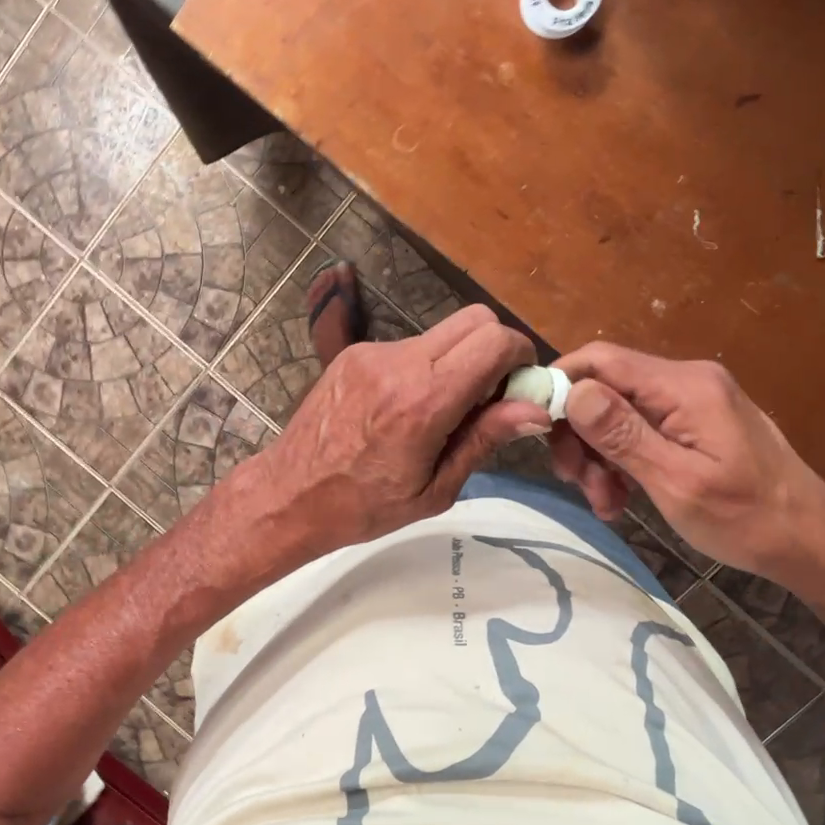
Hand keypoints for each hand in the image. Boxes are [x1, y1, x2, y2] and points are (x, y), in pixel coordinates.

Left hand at [245, 304, 549, 558]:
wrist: (288, 495)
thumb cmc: (364, 506)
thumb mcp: (436, 489)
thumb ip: (485, 439)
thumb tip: (536, 409)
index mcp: (424, 401)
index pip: (494, 340)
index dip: (519, 357)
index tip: (518, 388)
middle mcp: (399, 363)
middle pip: (474, 319)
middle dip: (495, 348)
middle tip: (489, 395)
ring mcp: (371, 353)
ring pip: (440, 333)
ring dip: (456, 361)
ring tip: (441, 411)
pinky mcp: (352, 353)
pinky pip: (408, 347)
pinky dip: (423, 367)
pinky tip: (405, 408)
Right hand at [547, 343, 824, 581]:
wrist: (813, 545)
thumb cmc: (748, 519)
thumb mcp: (677, 482)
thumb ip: (623, 434)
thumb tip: (573, 391)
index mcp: (684, 386)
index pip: (600, 360)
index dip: (559, 387)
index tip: (535, 432)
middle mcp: (686, 381)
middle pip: (605, 388)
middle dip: (580, 434)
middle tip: (578, 484)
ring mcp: (693, 401)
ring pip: (617, 412)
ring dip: (599, 455)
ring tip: (607, 502)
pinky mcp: (696, 423)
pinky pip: (641, 429)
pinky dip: (622, 460)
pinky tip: (623, 497)